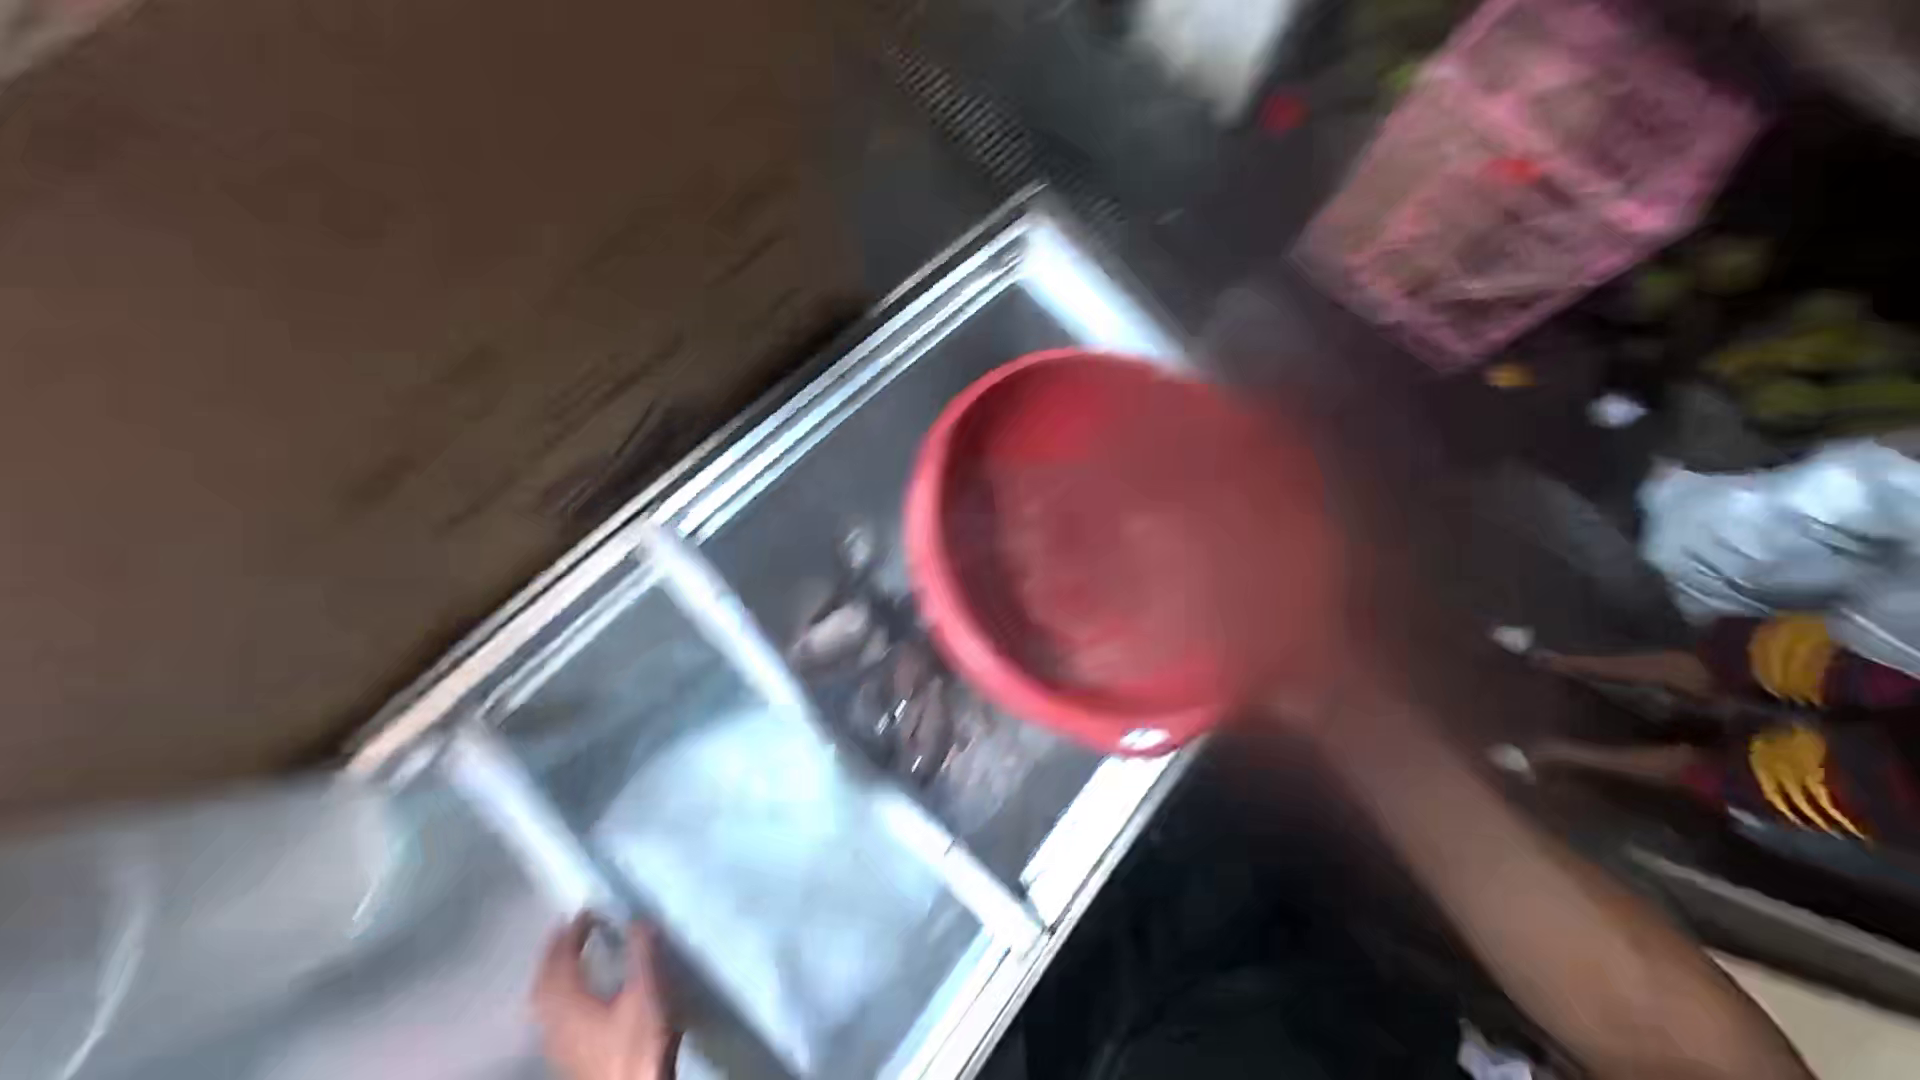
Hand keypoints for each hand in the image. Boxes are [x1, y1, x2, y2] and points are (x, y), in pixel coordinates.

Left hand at [533, 917, 679, 1079]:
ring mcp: (557, 1044)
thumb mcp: (647, 991)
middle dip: (553, 953)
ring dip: (552, 975)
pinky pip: (550, 1017)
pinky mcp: (566, 1058)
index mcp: (570, 1002)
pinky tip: (576, 999)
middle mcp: (555, 1022)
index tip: (584, 912)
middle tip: (567, 930)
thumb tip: (637, 918)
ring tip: (568, 958)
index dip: (570, 934)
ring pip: (543, 1003)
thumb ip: (642, 953)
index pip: (561, 961)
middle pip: (543, 983)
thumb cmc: (638, 1042)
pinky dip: (557, 996)